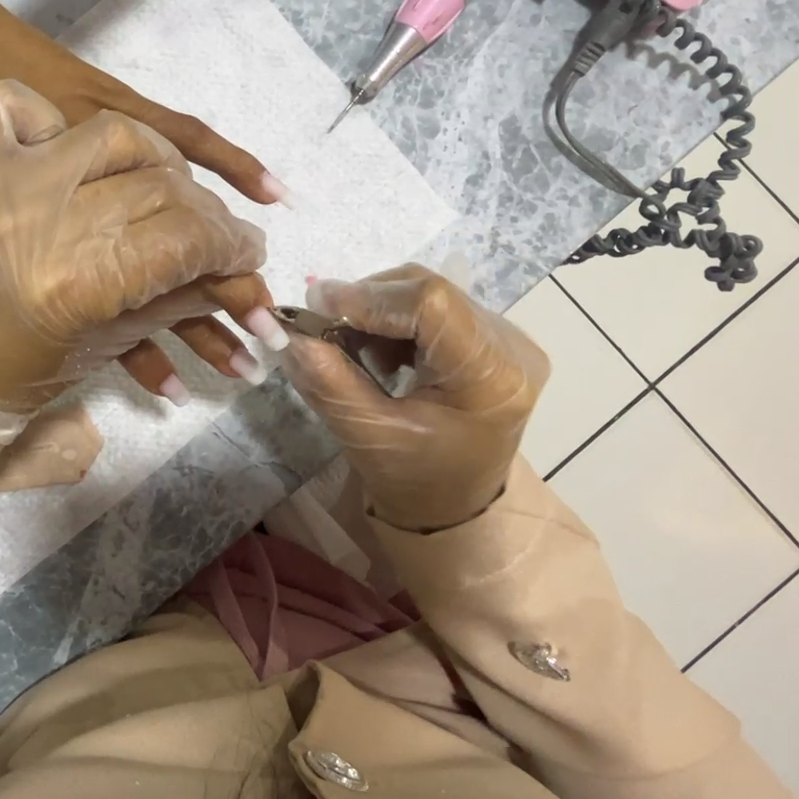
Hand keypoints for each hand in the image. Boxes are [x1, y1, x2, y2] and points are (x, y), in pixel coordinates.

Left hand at [0, 0, 290, 398]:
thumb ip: (27, 255)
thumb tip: (142, 309)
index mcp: (37, 252)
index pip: (151, 274)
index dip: (208, 300)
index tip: (241, 322)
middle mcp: (73, 200)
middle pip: (168, 238)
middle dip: (222, 279)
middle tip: (256, 314)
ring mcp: (97, 143)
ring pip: (175, 194)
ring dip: (218, 237)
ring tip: (253, 275)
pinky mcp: (109, 99)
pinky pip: (176, 133)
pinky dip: (227, 163)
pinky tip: (271, 194)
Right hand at [282, 265, 549, 531]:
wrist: (454, 509)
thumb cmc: (414, 480)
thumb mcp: (364, 433)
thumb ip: (327, 379)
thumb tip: (287, 329)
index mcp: (490, 377)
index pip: (431, 304)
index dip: (367, 297)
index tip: (314, 308)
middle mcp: (511, 347)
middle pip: (429, 290)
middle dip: (366, 302)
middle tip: (321, 329)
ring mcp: (506, 339)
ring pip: (428, 291)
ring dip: (376, 309)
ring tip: (348, 345)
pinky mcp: (491, 338)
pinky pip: (434, 306)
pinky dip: (392, 319)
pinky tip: (376, 351)